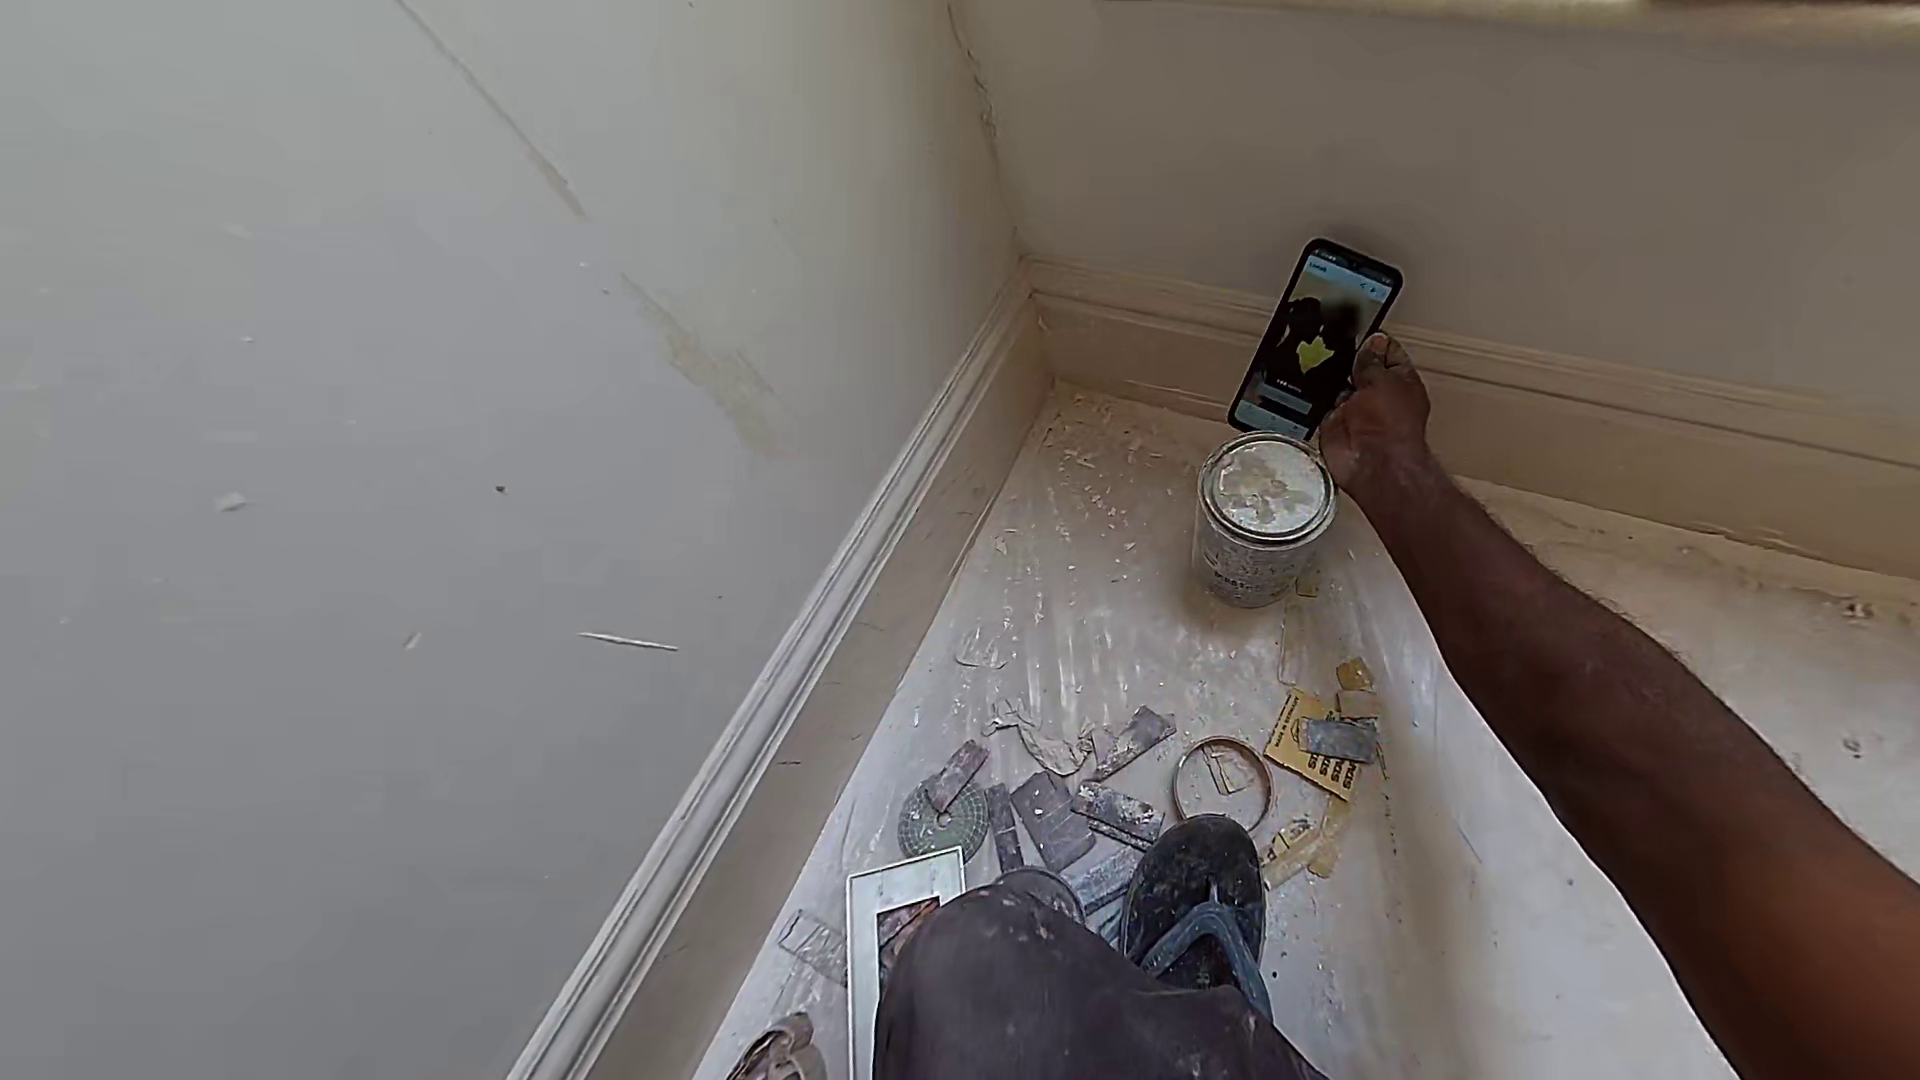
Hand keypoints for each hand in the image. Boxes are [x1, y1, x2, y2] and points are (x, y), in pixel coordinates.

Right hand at [1319, 332, 1433, 494]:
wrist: (1370, 461)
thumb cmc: (1391, 424)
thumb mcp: (1382, 381)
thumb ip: (1371, 362)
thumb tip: (1371, 343)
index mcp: (1399, 380)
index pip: (1385, 353)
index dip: (1371, 341)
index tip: (1356, 329)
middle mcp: (1377, 395)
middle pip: (1357, 370)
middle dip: (1345, 361)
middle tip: (1328, 346)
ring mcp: (1354, 411)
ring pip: (1336, 388)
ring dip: (1328, 381)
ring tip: (1314, 364)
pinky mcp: (1332, 425)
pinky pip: (1319, 408)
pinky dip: (1313, 401)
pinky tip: (1306, 388)